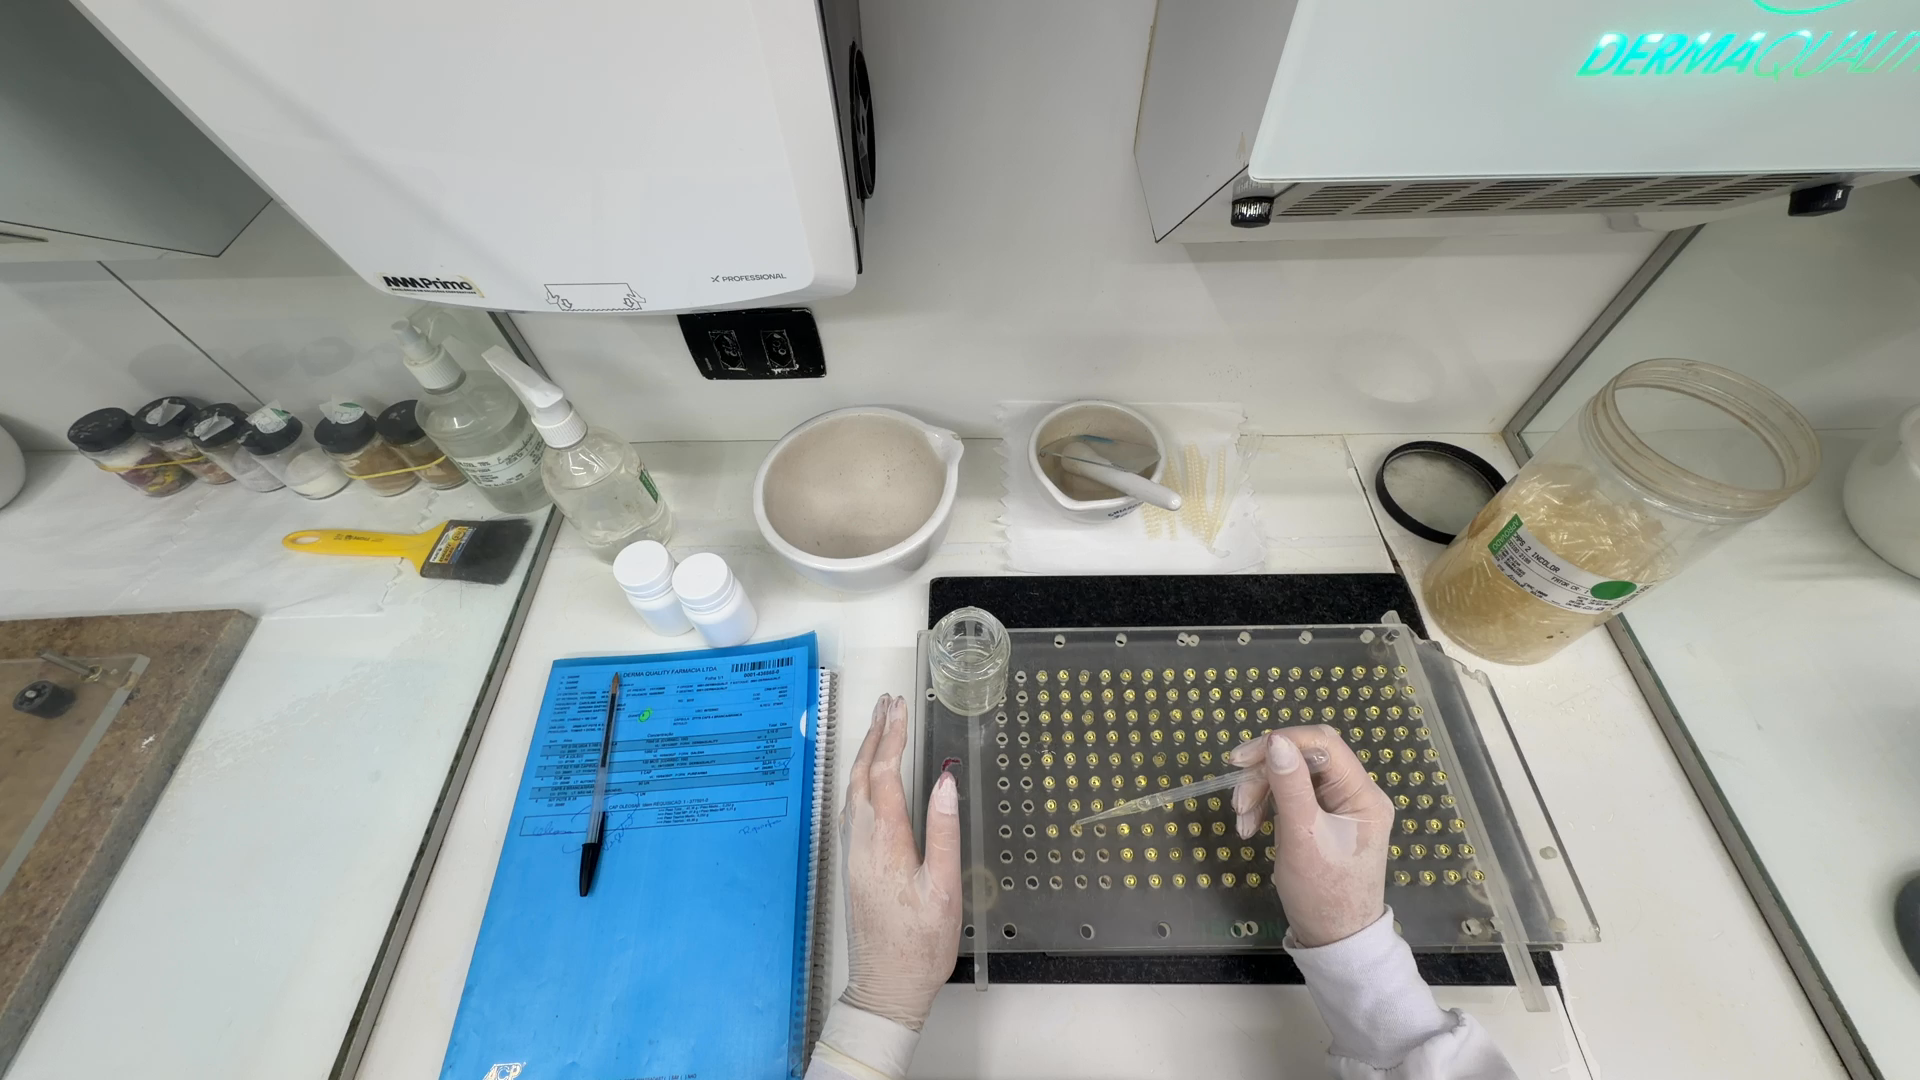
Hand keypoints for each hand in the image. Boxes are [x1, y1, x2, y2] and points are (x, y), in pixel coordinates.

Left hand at [839, 694, 961, 1029]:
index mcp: (886, 841)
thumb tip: (944, 781)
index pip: (886, 773)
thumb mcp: (945, 888)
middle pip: (863, 773)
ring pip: (853, 788)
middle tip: (887, 702)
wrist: (886, 987)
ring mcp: (853, 851)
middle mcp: (862, 839)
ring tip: (879, 725)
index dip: (893, 736)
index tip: (900, 706)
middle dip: (875, 734)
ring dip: (866, 752)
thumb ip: (943, 831)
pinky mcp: (852, 862)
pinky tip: (868, 773)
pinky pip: (851, 805)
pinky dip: (861, 776)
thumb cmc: (922, 942)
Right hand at [1228, 726, 1394, 947]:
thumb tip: (1274, 740)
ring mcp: (1334, 804)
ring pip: (1288, 774)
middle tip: (1237, 794)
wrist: (1332, 940)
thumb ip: (1289, 785)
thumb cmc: (1324, 892)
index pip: (1323, 743)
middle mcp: (1352, 793)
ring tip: (1241, 820)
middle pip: (1302, 757)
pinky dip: (1263, 804)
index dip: (1281, 741)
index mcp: (1362, 794)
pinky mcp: (1316, 815)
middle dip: (1265, 771)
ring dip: (1258, 791)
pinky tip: (1249, 825)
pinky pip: (1286, 793)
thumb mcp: (1302, 836)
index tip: (1241, 759)